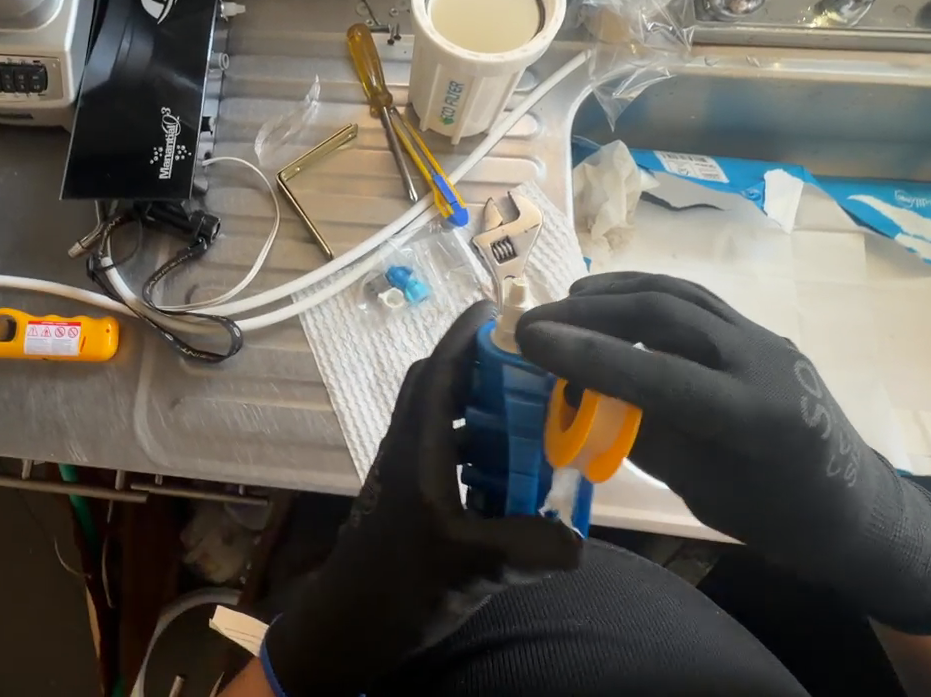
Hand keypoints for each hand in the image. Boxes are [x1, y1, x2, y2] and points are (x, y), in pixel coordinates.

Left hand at [260, 300, 583, 696]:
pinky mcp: (410, 489)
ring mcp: (406, 466)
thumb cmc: (401, 586)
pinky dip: (475, 442)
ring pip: (440, 413)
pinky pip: (444, 446)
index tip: (498, 309)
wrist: (351, 621)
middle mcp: (408, 443)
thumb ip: (528, 549)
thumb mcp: (472, 569)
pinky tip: (509, 468)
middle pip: (436, 382)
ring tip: (527, 408)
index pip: (438, 370)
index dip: (465, 335)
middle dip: (476, 362)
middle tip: (525, 361)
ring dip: (477, 402)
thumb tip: (579, 536)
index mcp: (417, 444)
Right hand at [518, 272, 930, 635]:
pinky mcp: (753, 327)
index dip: (589, 355)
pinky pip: (688, 297)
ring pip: (674, 294)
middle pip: (662, 317)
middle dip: (588, 315)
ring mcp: (762, 337)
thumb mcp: (696, 486)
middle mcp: (763, 363)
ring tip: (560, 304)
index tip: (527, 340)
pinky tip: (603, 296)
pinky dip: (637, 291)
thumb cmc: (773, 516)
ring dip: (609, 294)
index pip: (660, 376)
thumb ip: (635, 431)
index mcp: (757, 420)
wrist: (854, 505)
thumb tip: (572, 389)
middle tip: (531, 323)